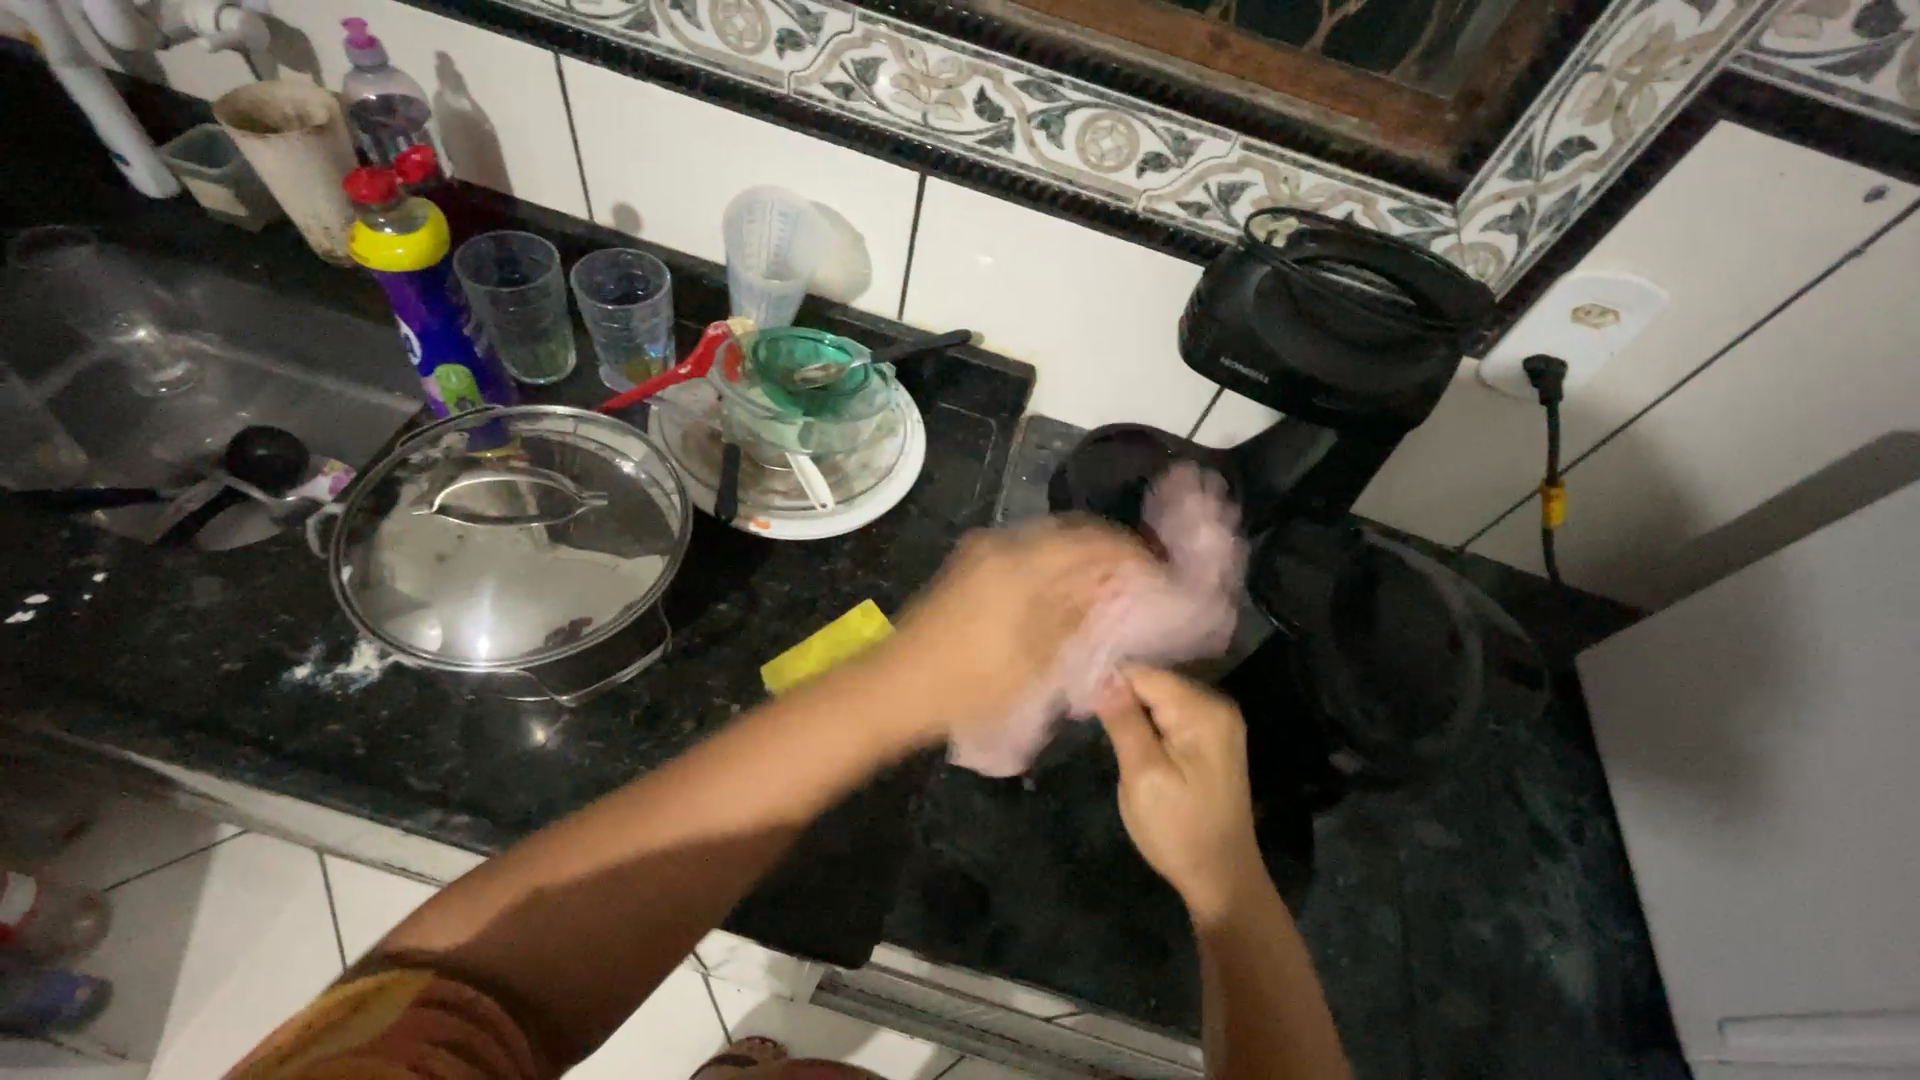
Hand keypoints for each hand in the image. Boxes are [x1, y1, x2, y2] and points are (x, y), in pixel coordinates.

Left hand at [883, 516, 1151, 742]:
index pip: (1093, 539)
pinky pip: (1023, 551)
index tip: (1156, 572)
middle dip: (1106, 550)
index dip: (1130, 552)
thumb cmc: (971, 680)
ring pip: (1046, 539)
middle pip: (1070, 531)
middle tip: (1135, 577)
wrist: (896, 685)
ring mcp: (980, 550)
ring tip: (1105, 587)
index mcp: (1023, 561)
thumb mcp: (1038, 658)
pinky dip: (1051, 563)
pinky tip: (1063, 592)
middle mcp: (1002, 542)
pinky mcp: (967, 564)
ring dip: (1078, 556)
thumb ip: (1080, 615)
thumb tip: (1114, 589)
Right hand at [1096, 666, 1264, 924]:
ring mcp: (1218, 723)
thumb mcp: (1143, 775)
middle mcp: (1216, 705)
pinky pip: (1172, 716)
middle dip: (1121, 697)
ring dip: (1133, 712)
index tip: (1080, 704)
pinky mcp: (1213, 740)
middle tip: (1090, 722)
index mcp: (1202, 710)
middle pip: (1154, 683)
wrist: (1221, 877)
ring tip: (1106, 731)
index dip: (1109, 685)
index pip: (1144, 674)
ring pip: (1160, 699)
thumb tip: (1105, 676)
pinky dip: (1148, 723)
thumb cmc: (1178, 829)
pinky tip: (1132, 741)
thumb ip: (1124, 721)